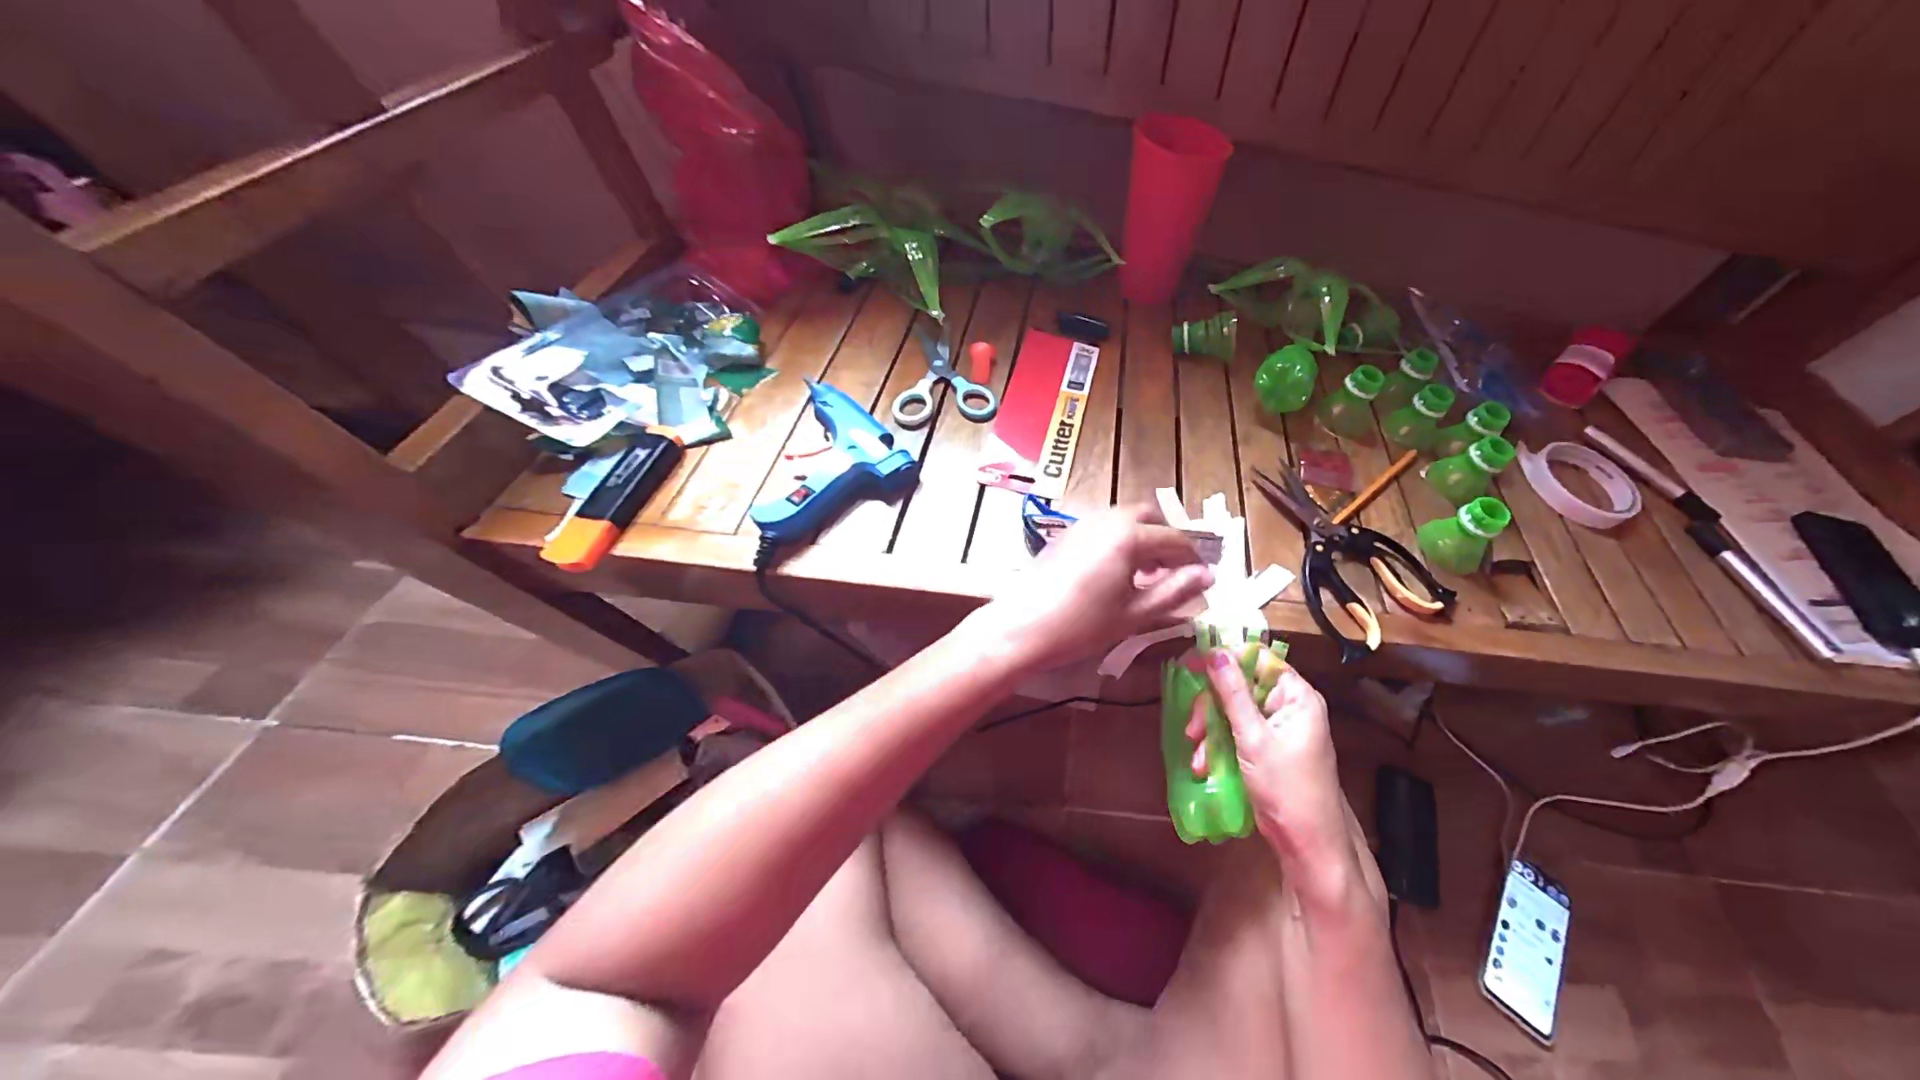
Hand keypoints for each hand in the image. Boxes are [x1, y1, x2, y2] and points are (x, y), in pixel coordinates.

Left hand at [966, 505, 1213, 672]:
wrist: (1020, 628)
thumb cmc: (1081, 625)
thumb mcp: (1135, 613)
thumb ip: (1174, 591)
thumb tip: (1207, 576)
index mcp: (1129, 535)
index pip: (1176, 538)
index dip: (1194, 557)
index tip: (1205, 577)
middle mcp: (1106, 520)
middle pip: (1149, 518)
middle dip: (1167, 541)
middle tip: (1176, 572)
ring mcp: (1082, 524)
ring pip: (1124, 521)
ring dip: (1144, 540)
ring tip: (1149, 576)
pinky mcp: (1065, 535)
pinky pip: (1103, 528)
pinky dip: (1120, 542)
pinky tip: (1118, 574)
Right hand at [1203, 651, 1386, 919]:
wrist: (1308, 843)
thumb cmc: (1288, 787)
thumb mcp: (1254, 738)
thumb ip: (1232, 693)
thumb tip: (1214, 652)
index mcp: (1296, 696)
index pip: (1257, 658)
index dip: (1224, 658)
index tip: (1191, 666)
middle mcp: (1288, 706)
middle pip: (1239, 685)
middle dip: (1211, 706)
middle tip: (1193, 727)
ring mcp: (1276, 728)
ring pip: (1231, 710)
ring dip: (1209, 730)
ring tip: (1197, 754)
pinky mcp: (1265, 748)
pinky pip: (1234, 732)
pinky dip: (1217, 744)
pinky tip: (1203, 764)